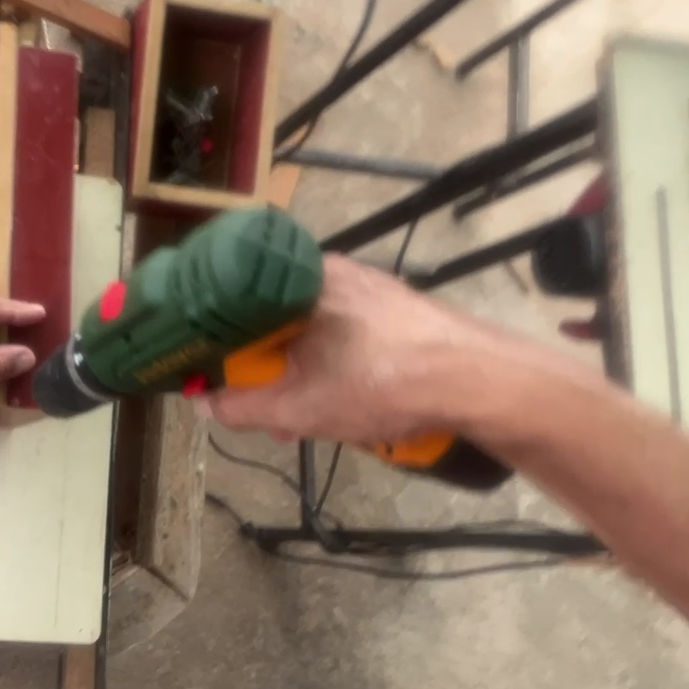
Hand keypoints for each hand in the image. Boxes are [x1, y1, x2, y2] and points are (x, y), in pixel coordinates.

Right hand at [200, 254, 513, 444]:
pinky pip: (339, 332)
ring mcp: (365, 285)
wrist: (485, 383)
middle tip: (273, 416)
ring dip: (297, 375)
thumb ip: (240, 407)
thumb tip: (204, 403)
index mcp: (298, 283)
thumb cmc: (383, 385)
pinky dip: (329, 364)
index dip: (218, 350)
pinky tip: (342, 397)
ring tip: (308, 416)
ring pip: (305, 332)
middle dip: (264, 375)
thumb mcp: (298, 408)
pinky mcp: (392, 304)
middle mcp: (329, 272)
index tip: (217, 383)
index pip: (232, 308)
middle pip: (269, 324)